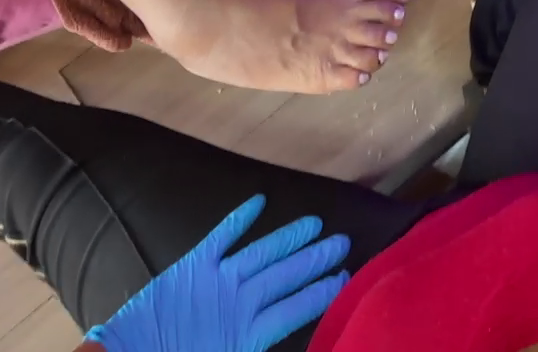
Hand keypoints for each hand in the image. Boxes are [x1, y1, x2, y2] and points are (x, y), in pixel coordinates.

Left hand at [87, 195, 350, 351]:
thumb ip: (248, 344)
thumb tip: (280, 333)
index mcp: (246, 338)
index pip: (294, 311)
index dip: (321, 294)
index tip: (346, 277)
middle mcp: (238, 303)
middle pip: (286, 277)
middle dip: (315, 259)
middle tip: (342, 242)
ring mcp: (216, 282)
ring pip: (263, 254)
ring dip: (289, 238)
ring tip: (315, 223)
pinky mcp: (192, 266)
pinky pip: (220, 236)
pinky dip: (239, 219)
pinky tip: (259, 200)